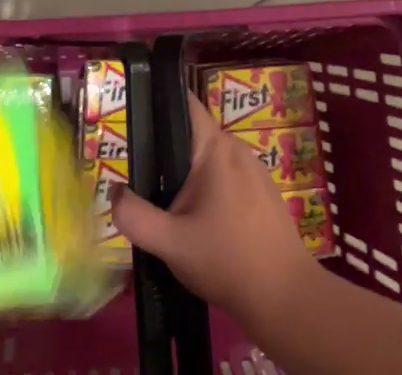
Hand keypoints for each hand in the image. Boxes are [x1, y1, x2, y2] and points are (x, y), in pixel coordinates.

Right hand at [108, 95, 320, 323]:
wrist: (286, 298)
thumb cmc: (228, 261)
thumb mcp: (169, 243)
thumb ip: (133, 216)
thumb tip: (115, 192)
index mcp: (215, 148)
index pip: (184, 103)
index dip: (157, 103)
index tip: (133, 120)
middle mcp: (237, 148)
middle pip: (191, 137)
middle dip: (166, 156)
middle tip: (145, 185)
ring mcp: (255, 169)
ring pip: (209, 161)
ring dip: (188, 178)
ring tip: (170, 210)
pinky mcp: (263, 192)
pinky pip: (226, 178)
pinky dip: (209, 192)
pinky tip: (202, 224)